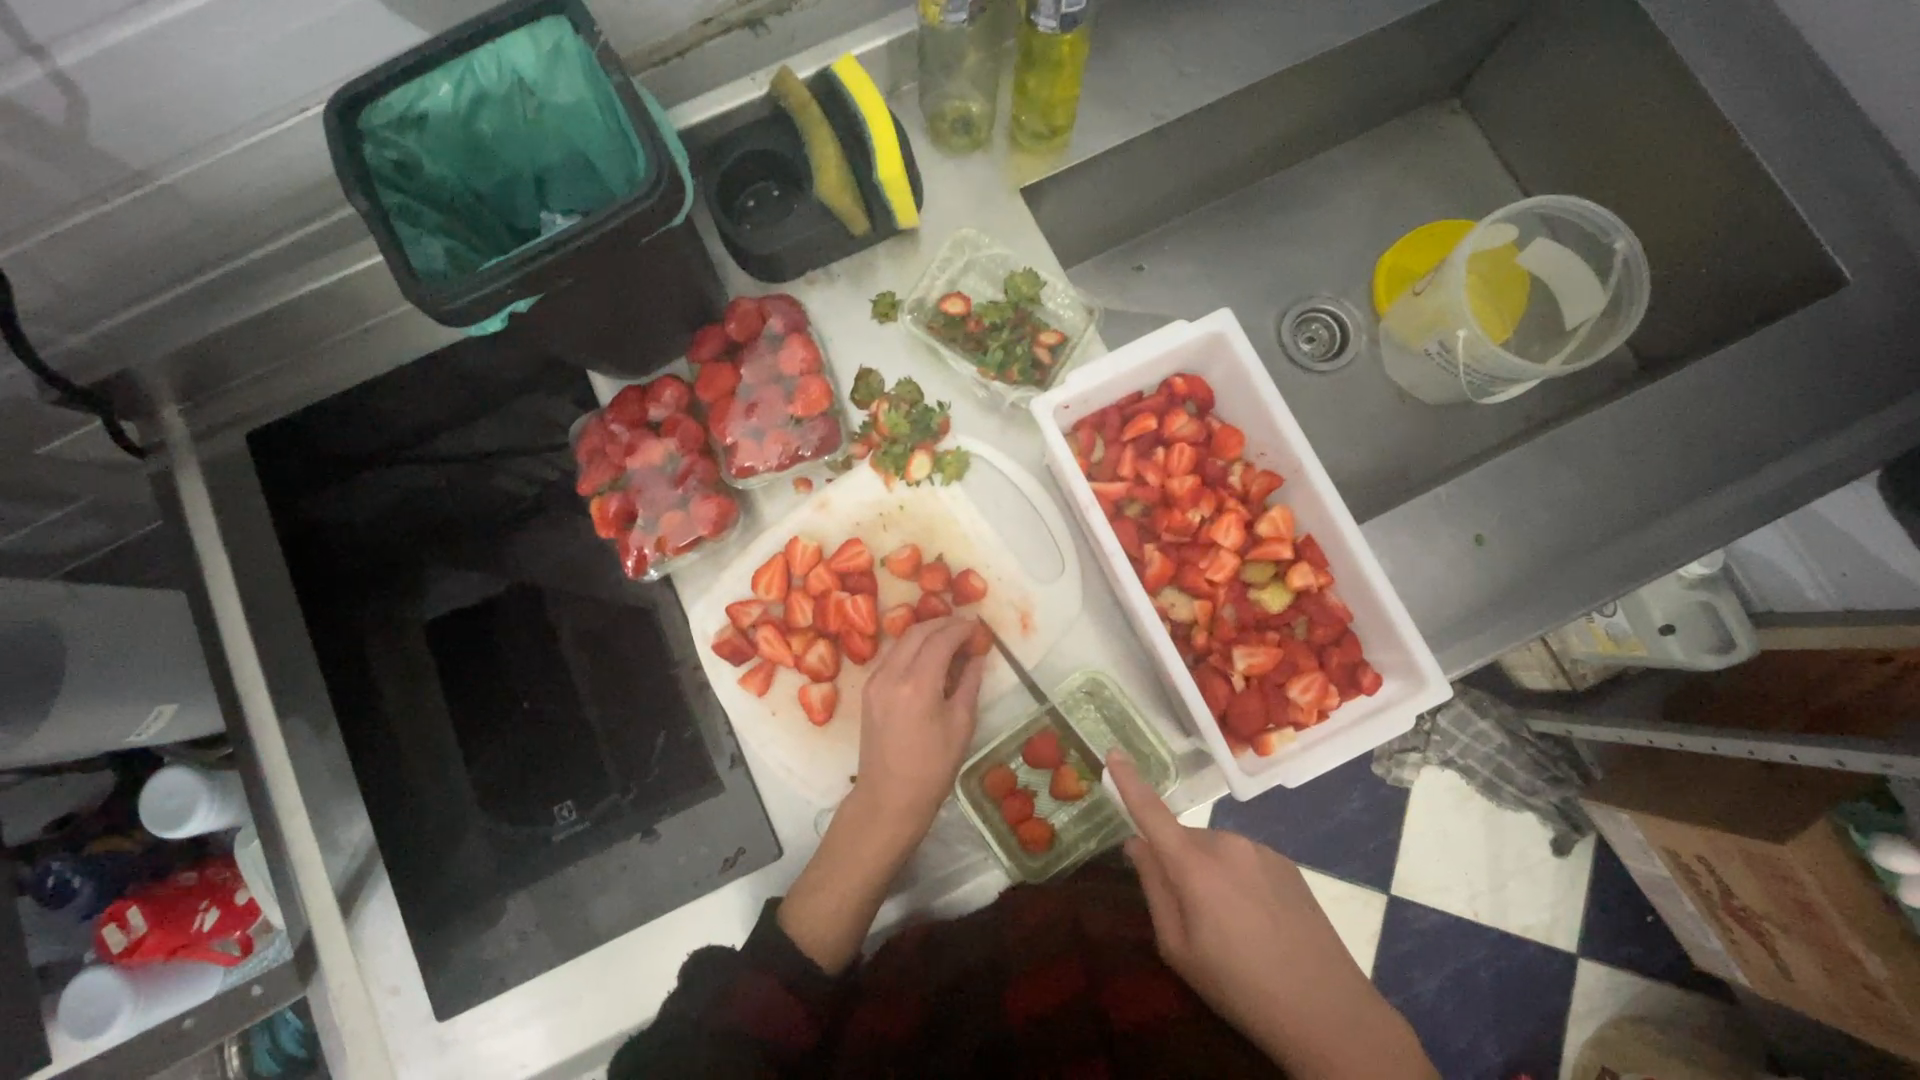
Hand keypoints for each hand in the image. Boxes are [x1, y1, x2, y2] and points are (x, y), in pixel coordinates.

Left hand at [776, 617, 983, 974]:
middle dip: (943, 624)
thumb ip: (969, 683)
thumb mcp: (961, 725)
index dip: (962, 629)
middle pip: (917, 632)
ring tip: (951, 640)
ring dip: (927, 634)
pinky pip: (893, 657)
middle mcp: (891, 675)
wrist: (889, 798)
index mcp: (917, 684)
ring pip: (902, 642)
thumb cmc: (933, 768)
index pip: (941, 639)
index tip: (979, 628)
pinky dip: (913, 649)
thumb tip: (977, 656)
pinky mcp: (869, 691)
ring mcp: (875, 682)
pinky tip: (930, 660)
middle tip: (967, 629)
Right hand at [1108, 751, 1435, 1077]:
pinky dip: (1238, 881)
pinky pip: (1244, 861)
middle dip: (1177, 865)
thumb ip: (1154, 889)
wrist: (1326, 1009)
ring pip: (1215, 851)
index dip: (1129, 782)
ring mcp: (1260, 850)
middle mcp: (1227, 844)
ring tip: (1231, 928)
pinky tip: (1257, 923)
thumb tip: (1136, 844)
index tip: (1114, 753)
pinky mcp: (1285, 863)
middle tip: (1192, 919)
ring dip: (1210, 874)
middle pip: (1184, 841)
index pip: (1151, 813)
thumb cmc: (1238, 986)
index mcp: (1194, 866)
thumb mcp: (1178, 948)